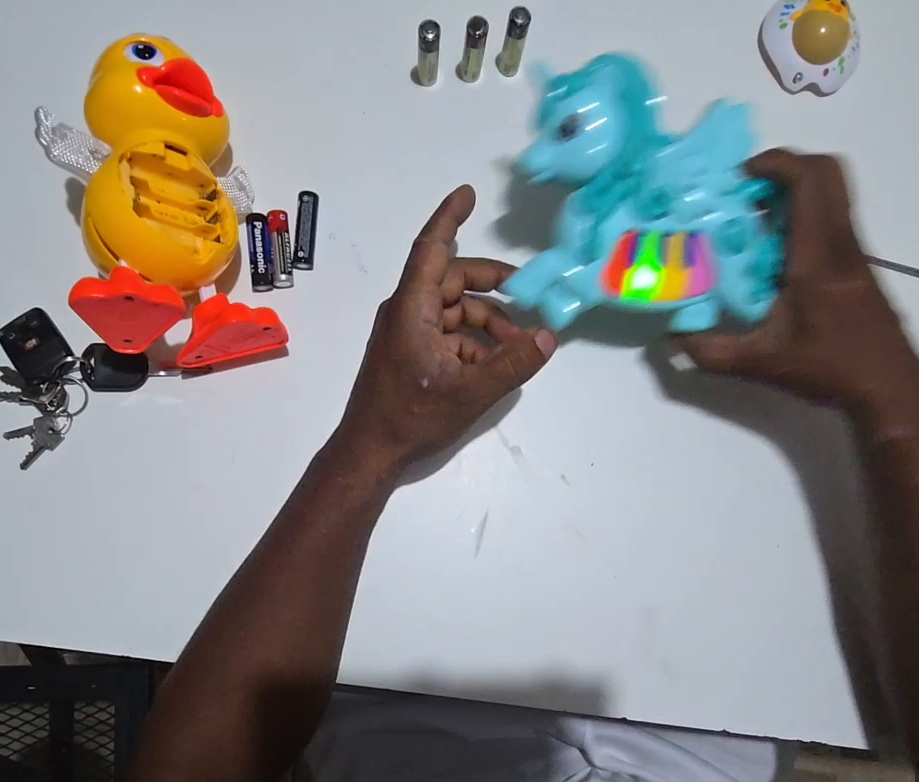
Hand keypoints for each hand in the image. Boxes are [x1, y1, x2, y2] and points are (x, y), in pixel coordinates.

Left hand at [334, 186, 558, 471]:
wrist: (371, 451)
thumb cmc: (410, 417)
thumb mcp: (468, 393)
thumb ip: (511, 365)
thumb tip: (548, 337)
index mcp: (412, 309)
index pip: (432, 250)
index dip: (449, 218)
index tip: (468, 193)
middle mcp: (407, 313)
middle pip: (453, 281)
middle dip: (492, 285)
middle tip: (527, 291)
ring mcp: (407, 335)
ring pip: (455, 312)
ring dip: (488, 323)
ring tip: (518, 348)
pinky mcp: (410, 354)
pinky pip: (448, 336)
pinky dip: (474, 344)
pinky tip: (494, 367)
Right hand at [676, 151, 918, 436]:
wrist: (890, 386)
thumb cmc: (831, 369)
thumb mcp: (761, 364)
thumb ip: (711, 352)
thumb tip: (672, 341)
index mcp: (818, 255)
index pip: (809, 180)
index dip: (776, 162)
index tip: (740, 176)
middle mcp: (842, 242)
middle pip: (827, 172)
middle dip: (785, 169)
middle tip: (747, 193)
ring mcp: (855, 253)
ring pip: (832, 195)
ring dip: (793, 195)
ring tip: (753, 225)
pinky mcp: (858, 267)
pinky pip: (831, 221)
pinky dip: (802, 220)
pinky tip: (774, 259)